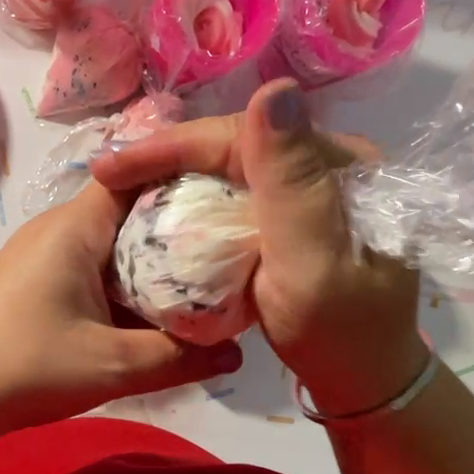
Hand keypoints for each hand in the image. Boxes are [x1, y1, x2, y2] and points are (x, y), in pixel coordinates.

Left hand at [0, 182, 243, 473]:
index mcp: (75, 227)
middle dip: (177, 228)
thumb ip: (180, 358)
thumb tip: (237, 352)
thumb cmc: (29, 370)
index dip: (186, 178)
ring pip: (111, 243)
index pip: (138, 173)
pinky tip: (151, 312)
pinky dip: (122, 283)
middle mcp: (58, 228)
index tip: (229, 198)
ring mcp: (42, 255)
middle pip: (129, 209)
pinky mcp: (35, 282)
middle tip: (228, 249)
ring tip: (201, 283)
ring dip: (150, 262)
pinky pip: (91, 268)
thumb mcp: (114, 366)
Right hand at [92, 79, 424, 415]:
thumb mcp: (314, 262)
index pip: (242, 133)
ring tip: (123, 185)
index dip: (172, 145)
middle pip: (233, 144)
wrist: (365, 382)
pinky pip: (234, 195)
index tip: (110, 167)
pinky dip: (194, 201)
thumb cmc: (338, 333)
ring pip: (230, 167)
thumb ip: (292, 183)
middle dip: (166, 156)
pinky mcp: (295, 221)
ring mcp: (311, 193)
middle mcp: (328, 165)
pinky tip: (162, 208)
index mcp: (340, 163)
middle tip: (107, 172)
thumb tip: (272, 91)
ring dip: (175, 174)